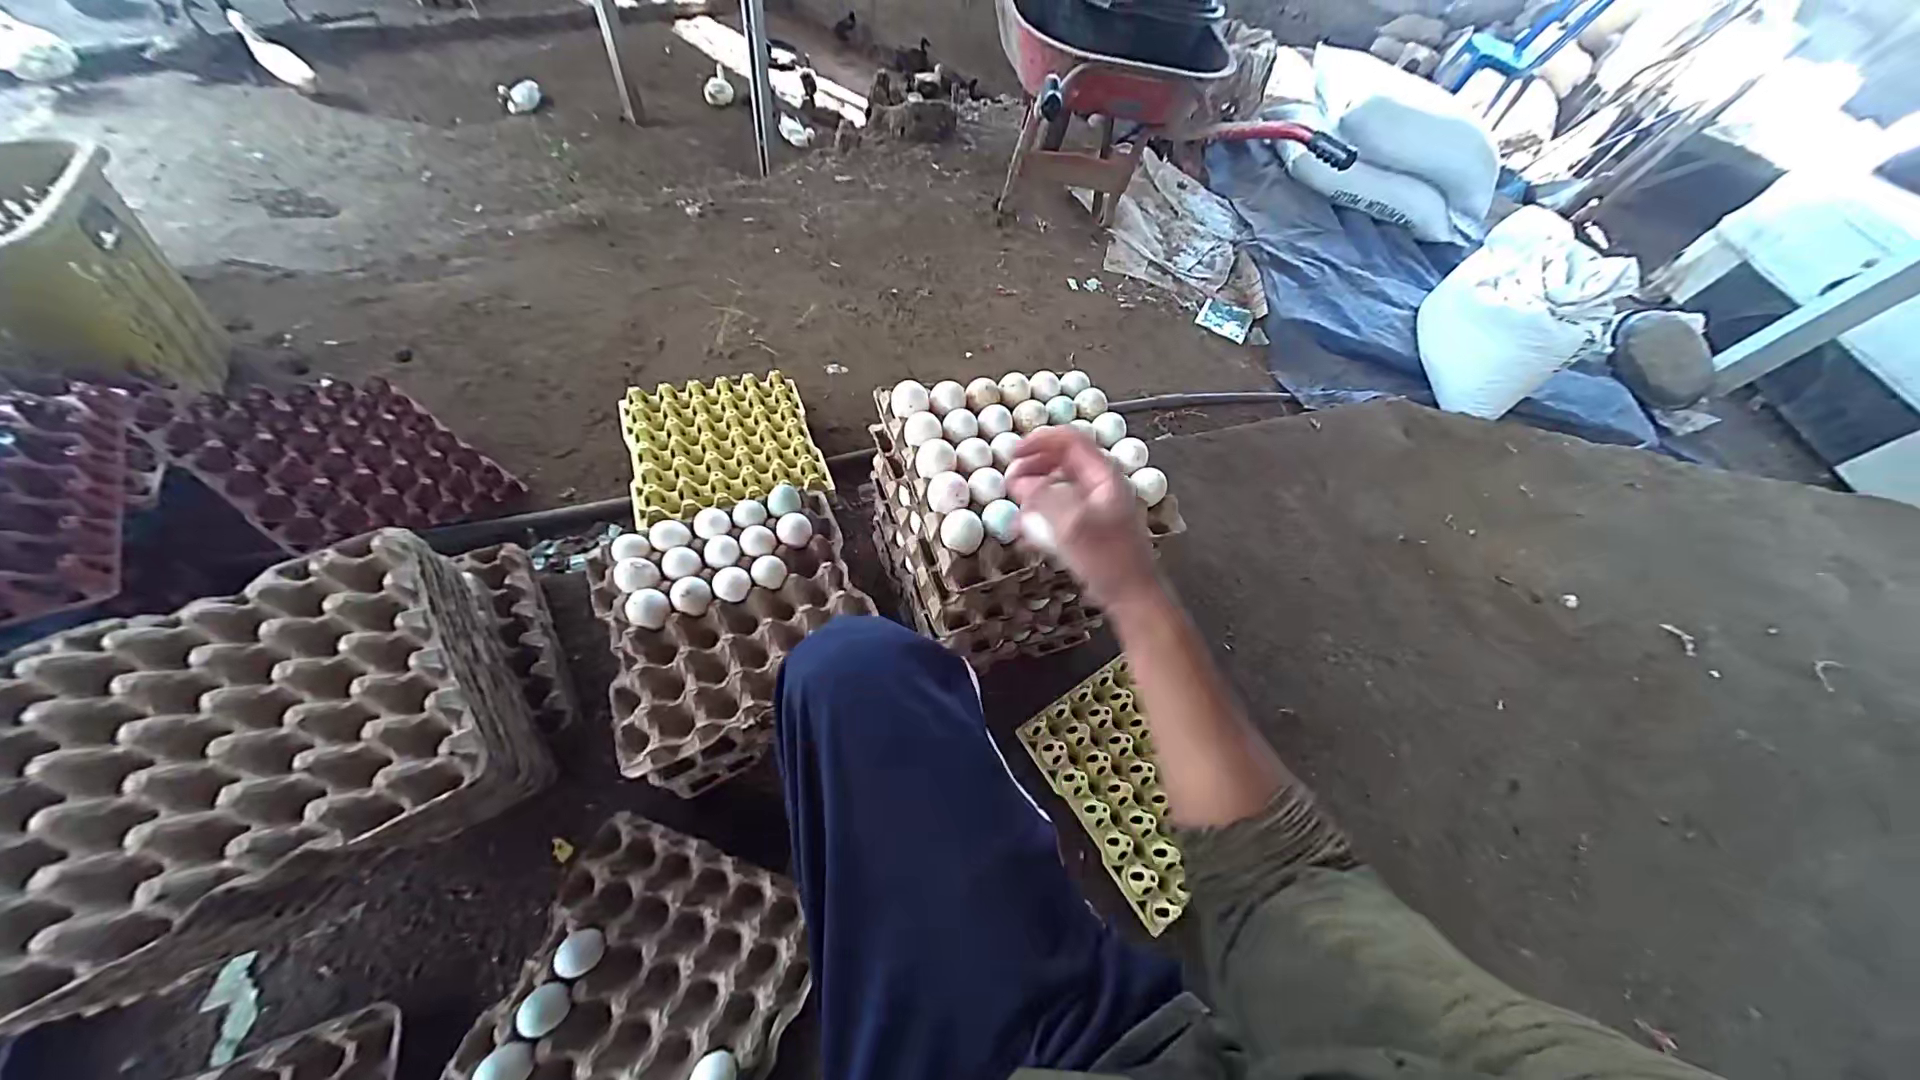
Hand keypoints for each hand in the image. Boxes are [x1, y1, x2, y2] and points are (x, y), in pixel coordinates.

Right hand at [1004, 426, 1160, 609]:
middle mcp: (1101, 486)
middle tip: (1011, 480)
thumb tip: (1021, 482)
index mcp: (1103, 477)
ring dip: (1034, 492)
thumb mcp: (1071, 525)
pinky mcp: (1089, 526)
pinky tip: (1026, 530)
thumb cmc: (1109, 561)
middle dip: (1033, 467)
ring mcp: (1096, 506)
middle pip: (1062, 460)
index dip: (1039, 442)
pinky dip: (1041, 513)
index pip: (1069, 441)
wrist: (1132, 596)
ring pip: (1059, 486)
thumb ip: (1043, 499)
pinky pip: (1060, 509)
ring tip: (1017, 507)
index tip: (1014, 454)